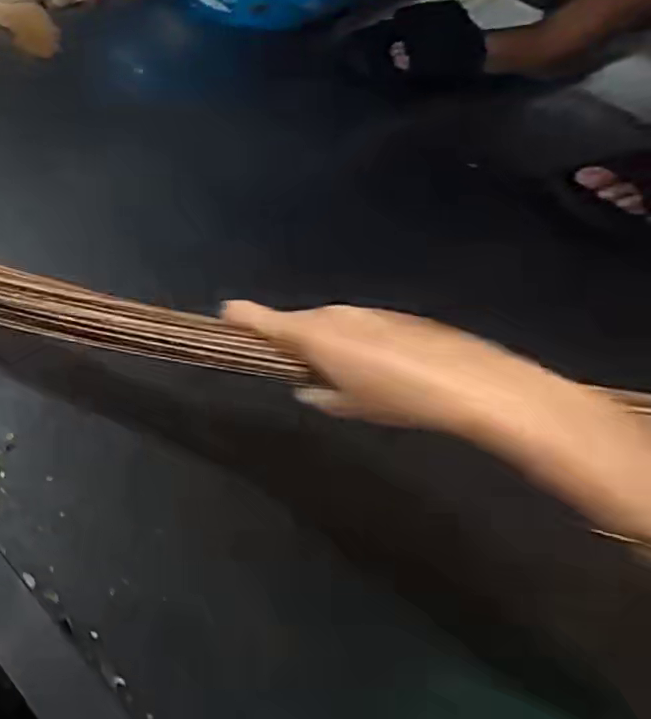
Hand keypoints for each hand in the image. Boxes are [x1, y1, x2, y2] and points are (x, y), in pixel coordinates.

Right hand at [222, 301, 582, 436]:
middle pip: (294, 321)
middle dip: (295, 341)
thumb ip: (316, 392)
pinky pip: (369, 328)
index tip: (228, 334)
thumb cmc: (401, 399)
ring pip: (333, 324)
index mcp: (306, 331)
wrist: (491, 391)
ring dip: (334, 343)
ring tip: (359, 376)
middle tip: (307, 371)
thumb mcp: (348, 405)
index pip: (248, 314)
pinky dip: (369, 344)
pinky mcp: (405, 318)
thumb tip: (307, 389)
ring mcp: (370, 313)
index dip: (234, 322)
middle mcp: (330, 313)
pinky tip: (397, 373)